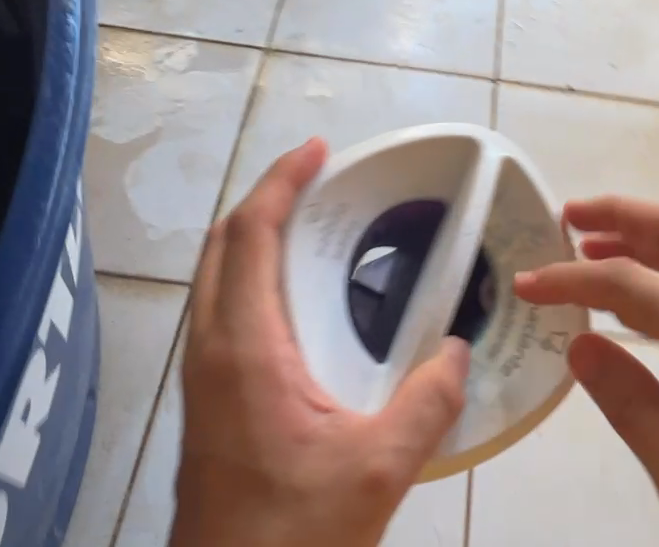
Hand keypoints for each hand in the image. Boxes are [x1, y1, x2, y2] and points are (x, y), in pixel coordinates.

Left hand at [170, 139, 471, 546]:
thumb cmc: (293, 536)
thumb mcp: (376, 471)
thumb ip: (426, 404)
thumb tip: (458, 350)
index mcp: (244, 349)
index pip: (250, 235)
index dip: (281, 182)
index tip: (318, 150)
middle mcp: (210, 349)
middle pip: (224, 243)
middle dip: (267, 197)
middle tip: (319, 179)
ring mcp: (201, 375)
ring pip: (217, 275)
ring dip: (256, 234)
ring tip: (312, 223)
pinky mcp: (206, 398)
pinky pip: (223, 307)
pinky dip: (253, 274)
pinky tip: (298, 296)